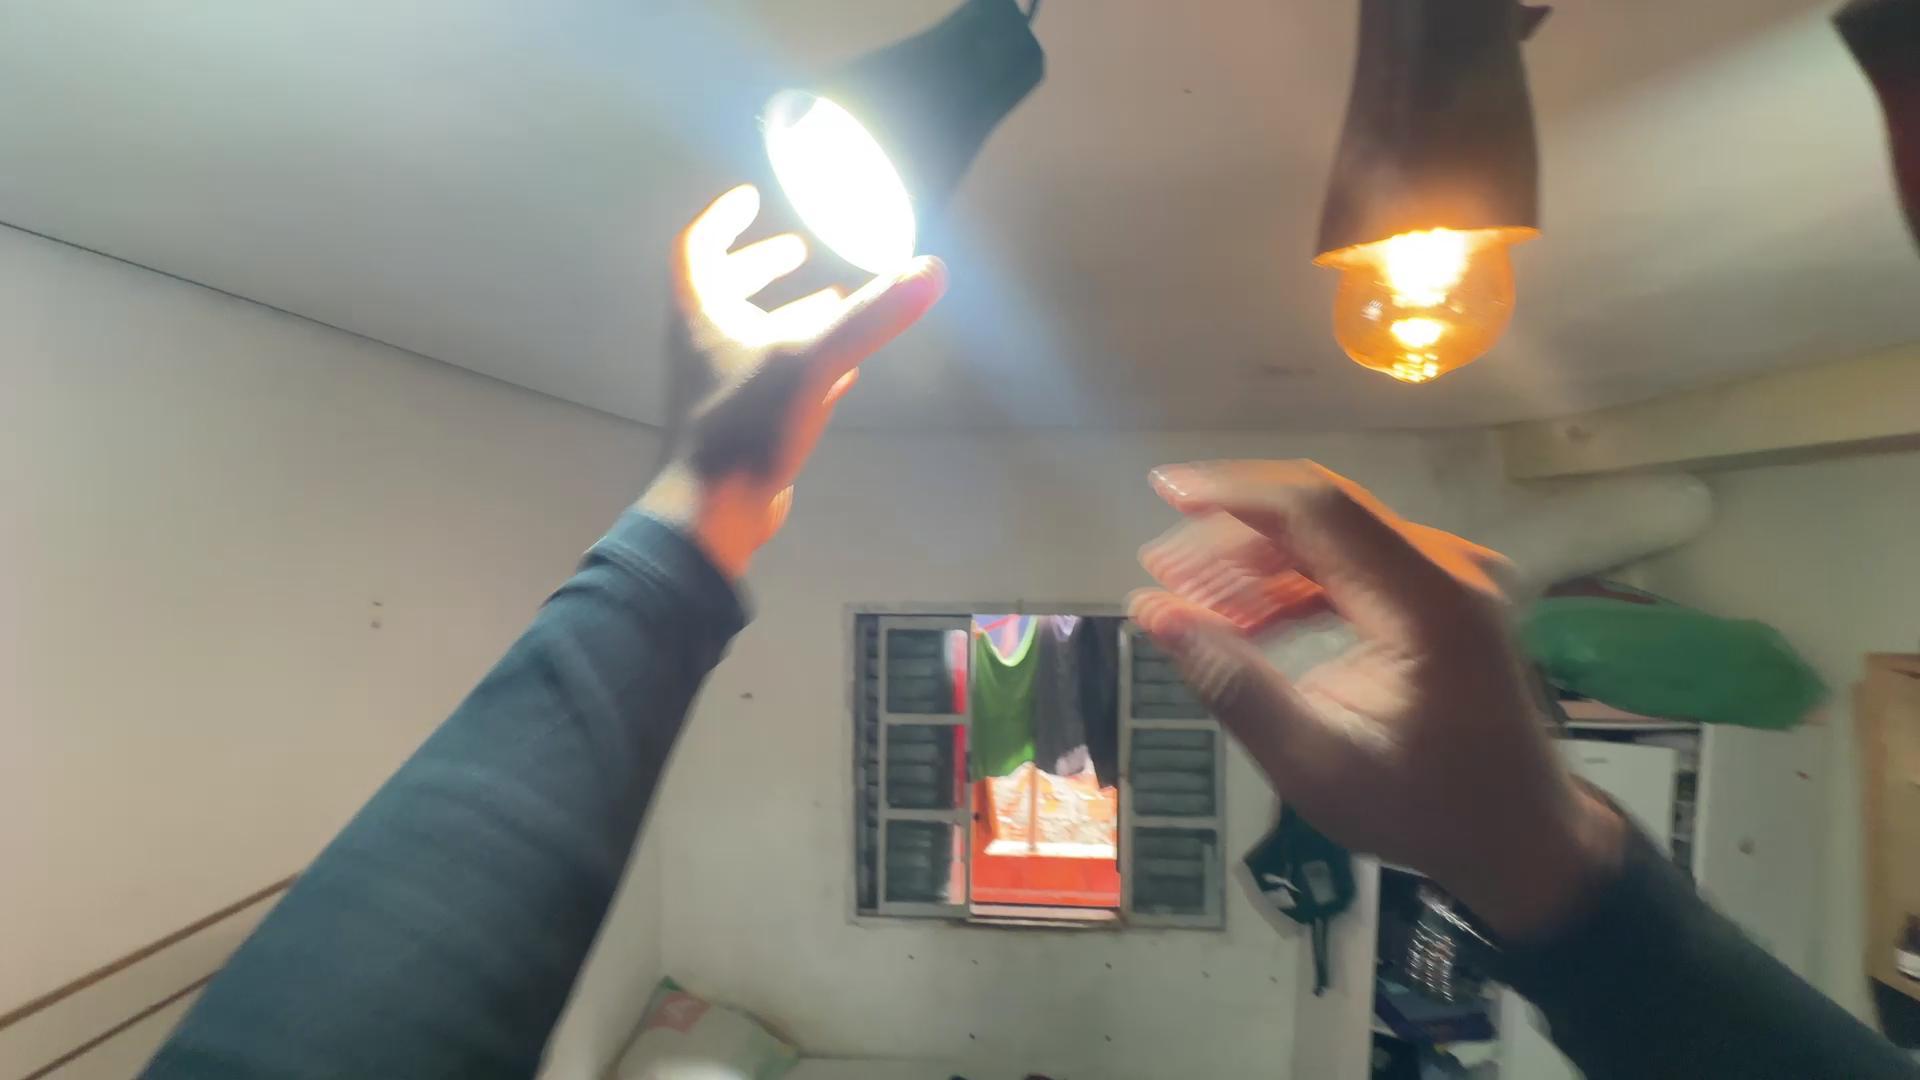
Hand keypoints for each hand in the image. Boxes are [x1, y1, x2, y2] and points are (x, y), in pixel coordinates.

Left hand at [640, 185, 945, 579]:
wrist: (717, 508)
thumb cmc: (747, 423)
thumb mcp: (811, 360)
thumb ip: (870, 317)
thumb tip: (930, 271)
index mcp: (704, 315)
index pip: (699, 247)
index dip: (724, 219)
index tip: (751, 199)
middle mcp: (707, 345)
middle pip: (724, 291)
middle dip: (761, 266)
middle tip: (798, 251)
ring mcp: (724, 388)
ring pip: (753, 338)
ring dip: (789, 316)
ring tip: (831, 302)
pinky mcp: (746, 424)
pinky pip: (776, 381)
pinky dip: (807, 366)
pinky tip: (844, 372)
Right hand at [1129, 461, 1624, 939]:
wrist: (1521, 839)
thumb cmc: (1421, 809)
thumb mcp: (1312, 762)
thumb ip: (1230, 682)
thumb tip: (1152, 611)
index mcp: (1425, 604)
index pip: (1316, 510)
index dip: (1233, 492)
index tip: (1165, 490)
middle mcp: (1442, 570)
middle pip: (1314, 515)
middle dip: (1226, 534)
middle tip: (1161, 569)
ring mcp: (1441, 578)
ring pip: (1321, 537)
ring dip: (1248, 563)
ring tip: (1189, 600)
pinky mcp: (1431, 594)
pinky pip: (1340, 566)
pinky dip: (1282, 586)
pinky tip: (1241, 621)